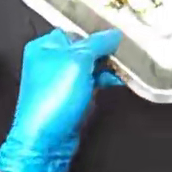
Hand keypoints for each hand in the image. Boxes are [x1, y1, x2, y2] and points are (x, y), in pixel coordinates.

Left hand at [0, 29, 121, 171]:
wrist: (47, 141)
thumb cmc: (54, 98)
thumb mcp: (78, 62)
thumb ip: (98, 43)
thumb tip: (114, 34)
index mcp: (45, 46)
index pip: (76, 31)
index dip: (96, 33)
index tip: (117, 36)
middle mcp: (52, 60)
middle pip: (86, 47)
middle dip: (105, 50)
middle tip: (124, 51)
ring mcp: (63, 79)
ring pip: (92, 64)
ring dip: (109, 66)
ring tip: (126, 66)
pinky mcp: (74, 95)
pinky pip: (94, 81)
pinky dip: (106, 79)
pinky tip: (120, 79)